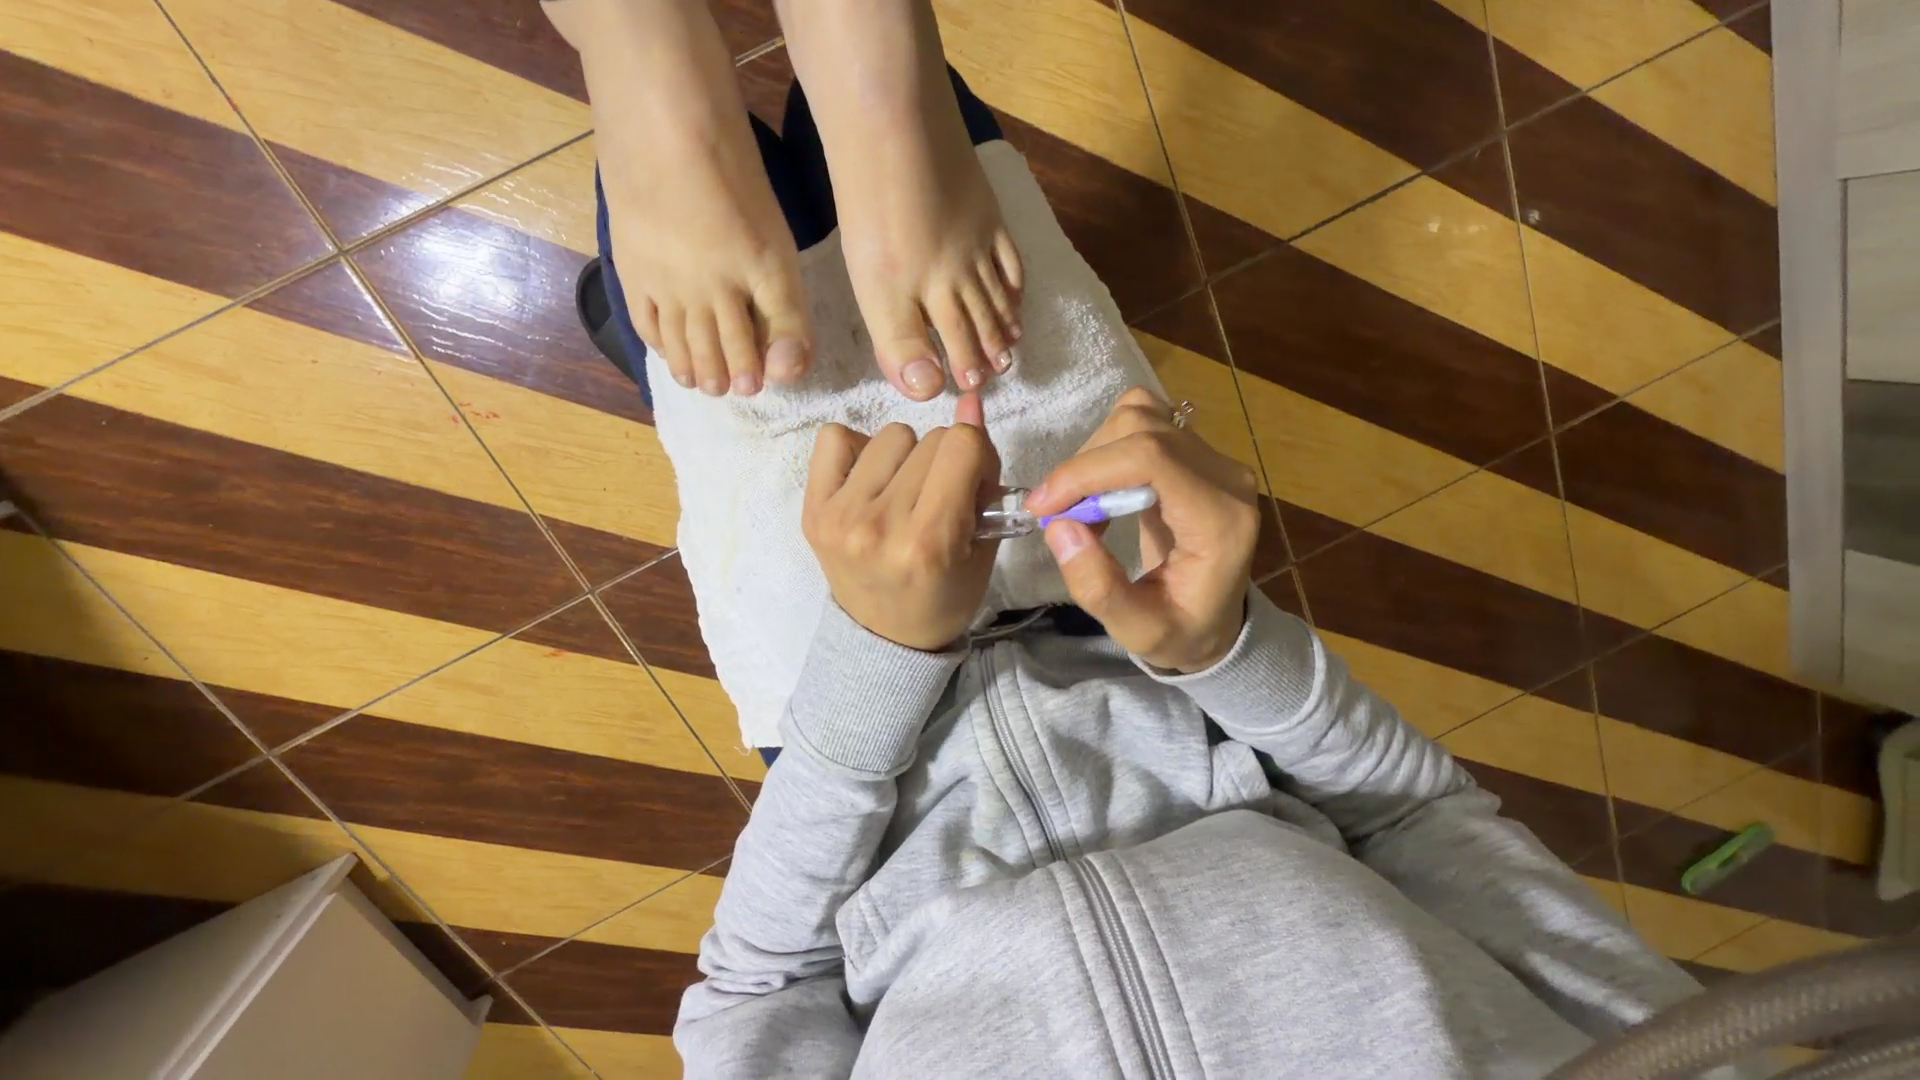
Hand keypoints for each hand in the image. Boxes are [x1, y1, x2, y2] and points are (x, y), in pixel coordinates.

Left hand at [803, 393, 1002, 650]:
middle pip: (930, 439)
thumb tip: (970, 400)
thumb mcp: (981, 547)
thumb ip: (981, 476)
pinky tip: (870, 481)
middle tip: (941, 496)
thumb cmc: (943, 598)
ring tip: (904, 492)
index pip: (963, 445)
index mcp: (929, 541)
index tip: (975, 483)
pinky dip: (858, 450)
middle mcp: (880, 524)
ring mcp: (841, 516)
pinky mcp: (813, 510)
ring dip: (906, 456)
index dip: (979, 456)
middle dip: (947, 461)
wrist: (884, 640)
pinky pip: (835, 438)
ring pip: (891, 435)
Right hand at [1027, 388, 1259, 672]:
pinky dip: (1109, 446)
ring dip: (1094, 454)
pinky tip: (1101, 489)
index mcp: (1221, 521)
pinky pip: (1145, 422)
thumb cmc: (1181, 632)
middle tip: (1055, 514)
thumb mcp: (1138, 631)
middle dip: (1084, 466)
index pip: (1152, 458)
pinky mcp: (1197, 453)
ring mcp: (1215, 460)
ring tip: (1081, 505)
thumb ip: (1099, 587)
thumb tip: (1059, 527)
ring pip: (1141, 416)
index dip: (1088, 471)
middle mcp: (1226, 478)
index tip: (1044, 507)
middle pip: (1143, 428)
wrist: (1217, 622)